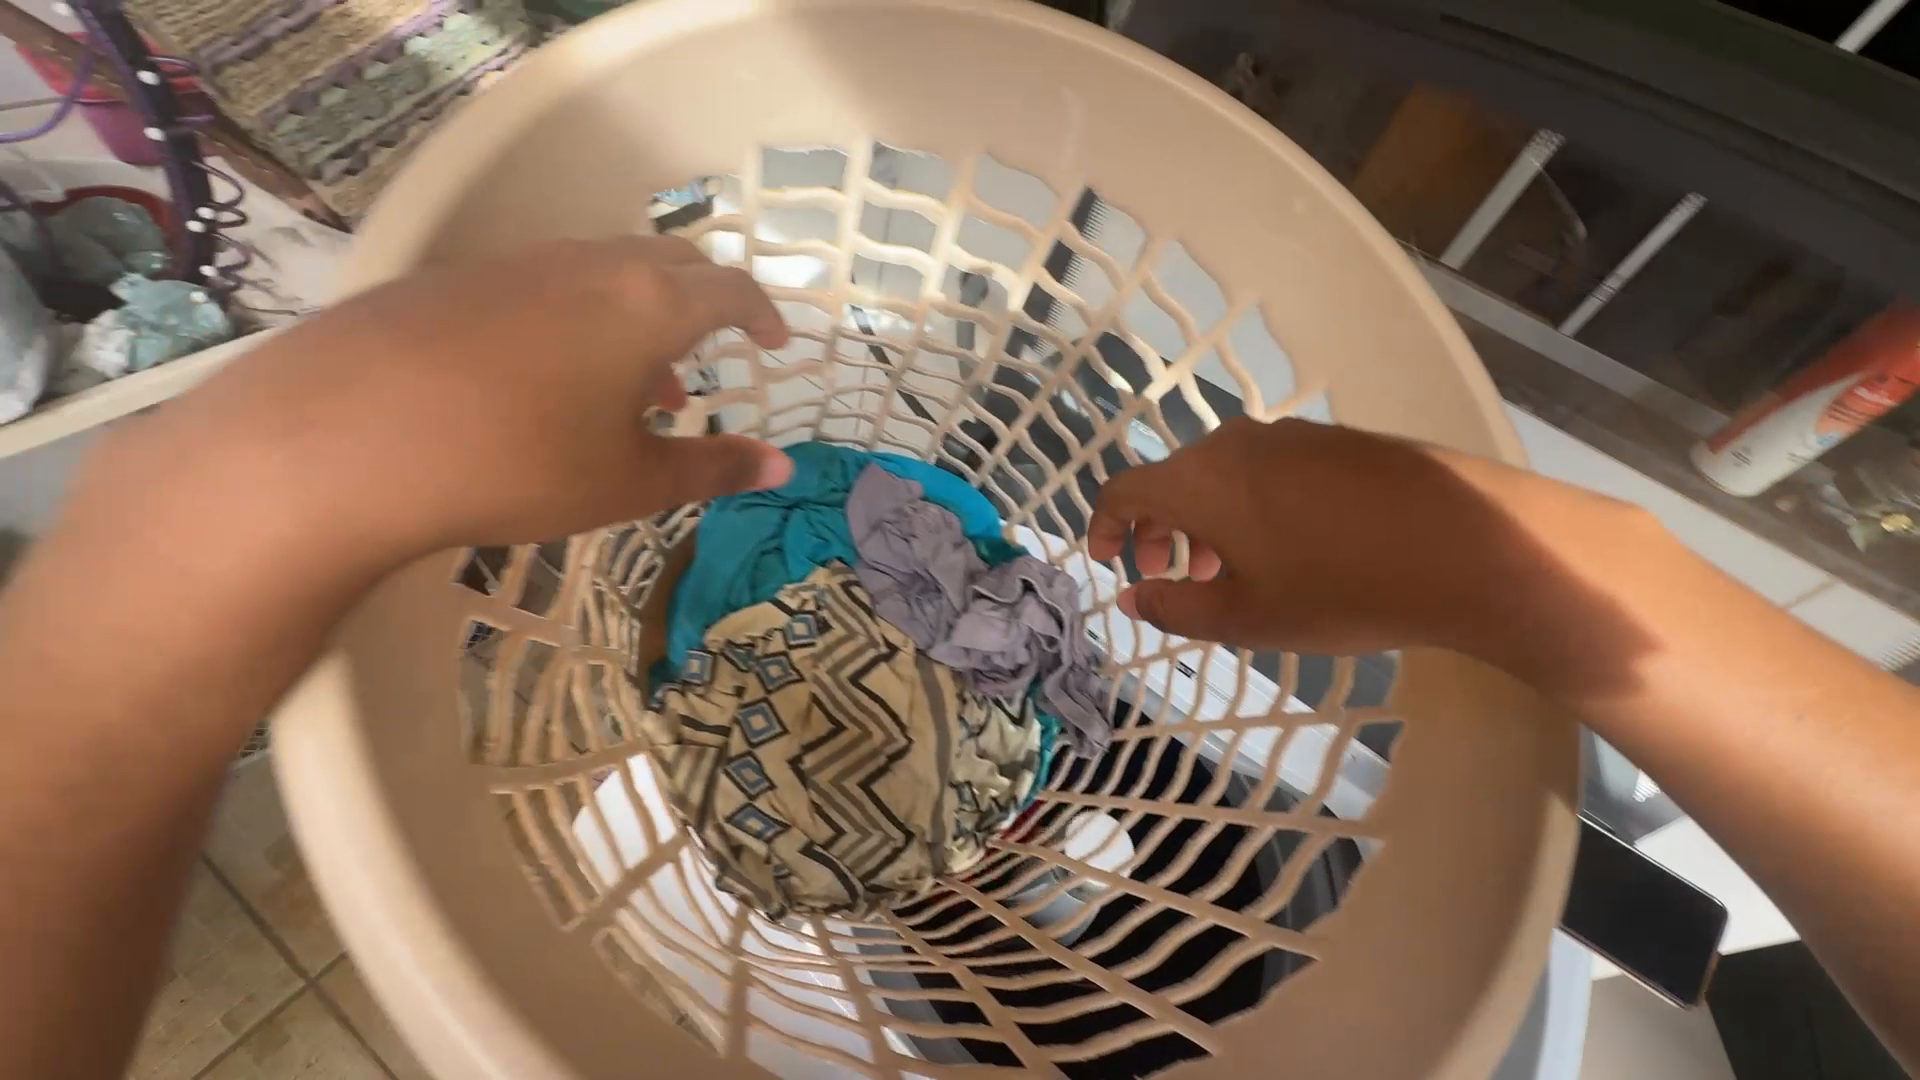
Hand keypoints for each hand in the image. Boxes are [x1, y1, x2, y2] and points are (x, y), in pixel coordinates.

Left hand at [118, 237, 794, 564]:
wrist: (338, 444)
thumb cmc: (521, 463)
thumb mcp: (633, 481)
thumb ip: (715, 469)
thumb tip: (783, 470)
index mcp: (648, 304)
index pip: (730, 287)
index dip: (762, 313)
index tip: (775, 343)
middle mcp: (589, 265)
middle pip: (670, 263)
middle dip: (705, 304)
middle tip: (713, 354)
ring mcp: (517, 266)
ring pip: (606, 274)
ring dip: (642, 319)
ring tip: (642, 388)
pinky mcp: (456, 282)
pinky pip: (548, 286)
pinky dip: (583, 322)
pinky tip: (556, 384)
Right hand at [1087, 416, 1658, 666]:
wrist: (1472, 546)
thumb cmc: (1338, 591)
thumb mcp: (1244, 617)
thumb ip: (1174, 608)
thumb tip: (1132, 598)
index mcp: (1198, 481)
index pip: (1122, 491)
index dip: (1102, 526)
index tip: (1107, 561)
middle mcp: (1232, 444)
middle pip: (1171, 480)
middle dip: (1158, 530)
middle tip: (1173, 575)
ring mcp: (1287, 436)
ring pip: (1219, 474)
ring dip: (1204, 519)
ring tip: (1229, 567)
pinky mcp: (1334, 440)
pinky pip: (1264, 468)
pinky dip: (1247, 505)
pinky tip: (1287, 546)